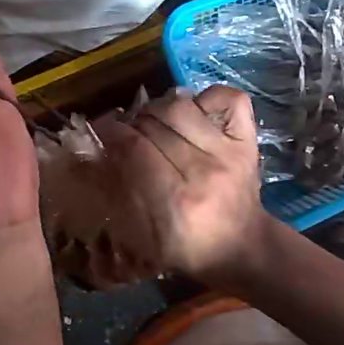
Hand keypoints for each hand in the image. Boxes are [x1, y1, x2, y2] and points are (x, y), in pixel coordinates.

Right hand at [97, 86, 269, 287]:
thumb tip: (96, 151)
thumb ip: (121, 193)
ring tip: (154, 120)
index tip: (101, 131)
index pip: (135, 148)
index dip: (112, 133)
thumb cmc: (188, 246)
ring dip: (160, 108)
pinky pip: (228, 98)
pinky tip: (194, 111)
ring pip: (183, 106)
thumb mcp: (146, 235)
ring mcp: (230, 152)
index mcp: (176, 201)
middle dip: (133, 122)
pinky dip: (207, 97)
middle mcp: (205, 171)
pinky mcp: (247, 139)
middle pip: (156, 123)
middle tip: (127, 130)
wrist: (242, 246)